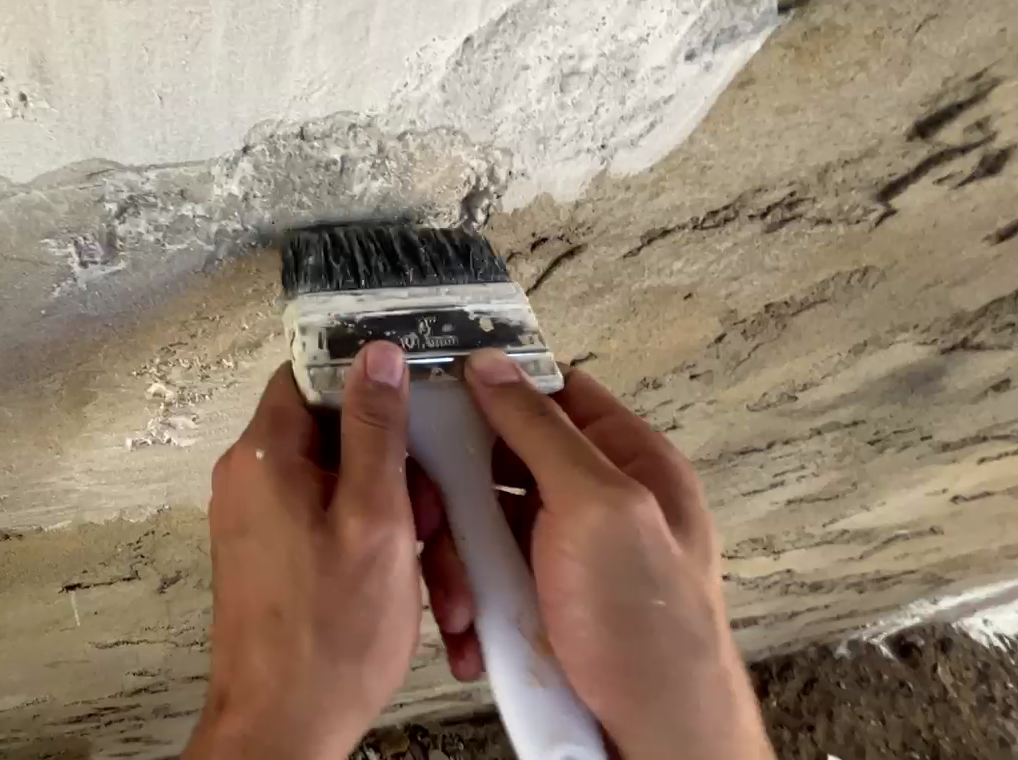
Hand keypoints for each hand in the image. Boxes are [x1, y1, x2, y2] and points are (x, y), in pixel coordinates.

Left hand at [184, 346, 422, 759]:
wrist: (280, 722)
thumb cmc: (332, 629)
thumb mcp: (374, 518)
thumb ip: (376, 430)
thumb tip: (375, 352)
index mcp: (263, 451)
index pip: (305, 376)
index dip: (358, 381)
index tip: (410, 406)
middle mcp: (247, 472)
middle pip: (327, 434)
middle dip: (389, 470)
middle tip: (428, 523)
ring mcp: (252, 510)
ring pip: (332, 482)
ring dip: (387, 515)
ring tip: (427, 572)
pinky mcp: (264, 544)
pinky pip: (319, 516)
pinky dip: (362, 537)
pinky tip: (401, 583)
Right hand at [418, 350, 773, 759]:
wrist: (651, 749)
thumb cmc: (647, 631)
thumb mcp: (599, 510)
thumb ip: (539, 431)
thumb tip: (487, 362)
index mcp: (627, 459)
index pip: (552, 388)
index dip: (494, 382)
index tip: (434, 386)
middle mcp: (591, 491)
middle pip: (497, 448)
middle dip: (456, 480)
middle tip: (431, 508)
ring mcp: (556, 539)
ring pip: (475, 504)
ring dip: (452, 544)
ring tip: (452, 592)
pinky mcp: (528, 581)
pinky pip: (475, 555)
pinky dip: (460, 581)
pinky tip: (462, 615)